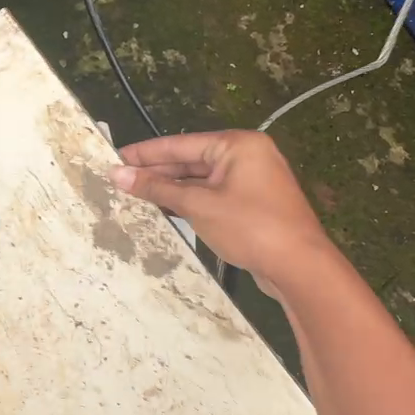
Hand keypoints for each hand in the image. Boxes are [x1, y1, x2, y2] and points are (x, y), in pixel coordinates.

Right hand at [110, 130, 338, 291]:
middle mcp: (246, 156)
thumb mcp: (196, 205)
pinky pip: (211, 193)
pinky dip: (187, 199)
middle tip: (118, 178)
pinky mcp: (252, 202)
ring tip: (133, 192)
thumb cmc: (249, 227)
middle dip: (155, 171)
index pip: (178, 144)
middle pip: (189, 160)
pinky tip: (162, 205)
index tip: (113, 157)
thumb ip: (155, 188)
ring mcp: (252, 180)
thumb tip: (116, 174)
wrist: (302, 270)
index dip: (143, 153)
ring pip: (199, 179)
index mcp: (237, 145)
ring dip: (169, 187)